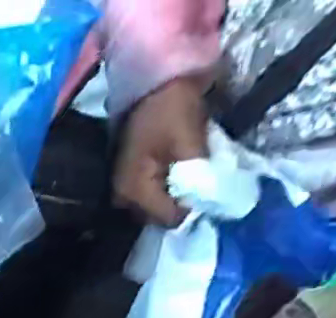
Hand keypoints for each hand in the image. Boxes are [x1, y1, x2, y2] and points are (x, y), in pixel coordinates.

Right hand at [114, 76, 210, 227]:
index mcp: (134, 192)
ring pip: (156, 207)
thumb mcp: (189, 141)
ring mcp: (123, 191)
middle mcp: (123, 199)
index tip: (212, 190)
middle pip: (159, 217)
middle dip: (182, 202)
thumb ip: (198, 177)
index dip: (192, 208)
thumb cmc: (170, 108)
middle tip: (205, 181)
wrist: (151, 81)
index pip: (168, 219)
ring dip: (176, 195)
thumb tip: (209, 203)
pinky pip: (152, 196)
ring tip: (195, 174)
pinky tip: (181, 171)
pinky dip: (169, 187)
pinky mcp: (129, 181)